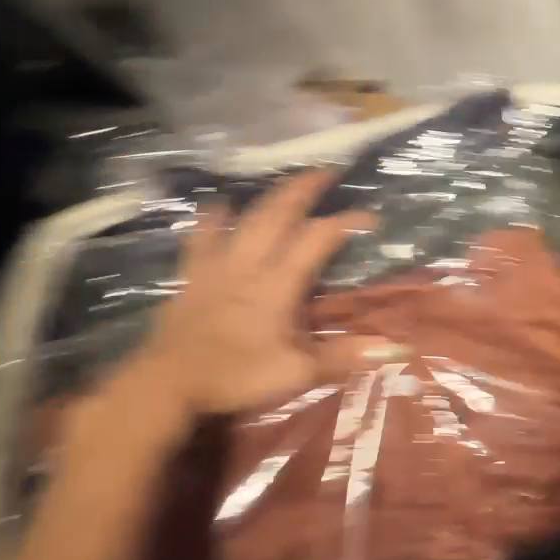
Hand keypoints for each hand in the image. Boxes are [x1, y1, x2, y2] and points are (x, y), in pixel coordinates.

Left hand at [117, 170, 381, 420]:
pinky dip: (212, 219)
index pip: (320, 237)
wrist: (163, 387)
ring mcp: (218, 266)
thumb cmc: (234, 377)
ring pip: (246, 218)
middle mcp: (251, 263)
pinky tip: (218, 207)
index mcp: (280, 282)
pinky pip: (202, 237)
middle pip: (280, 213)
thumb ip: (343, 356)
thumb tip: (396, 347)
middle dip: (306, 189)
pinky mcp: (192, 276)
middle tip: (328, 171)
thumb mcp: (296, 373)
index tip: (371, 217)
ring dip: (268, 196)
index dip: (348, 222)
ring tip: (286, 181)